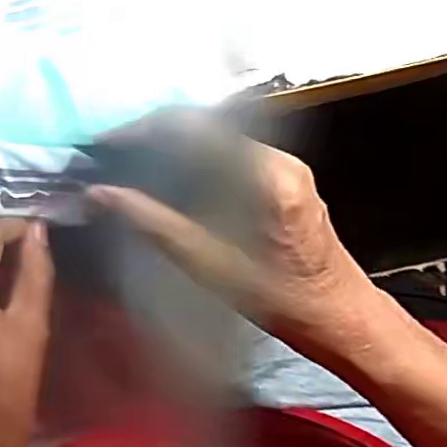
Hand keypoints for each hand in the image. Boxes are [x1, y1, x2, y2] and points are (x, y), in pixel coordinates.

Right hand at [87, 134, 394, 362]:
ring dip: (167, 144)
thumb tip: (99, 193)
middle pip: (202, 125)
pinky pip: (224, 150)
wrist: (348, 321)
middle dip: (149, 133)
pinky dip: (188, 157)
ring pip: (211, 136)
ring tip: (127, 162)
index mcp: (265, 175)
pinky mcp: (281, 173)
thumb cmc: (284, 303)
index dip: (142, 130)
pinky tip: (164, 175)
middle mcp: (277, 157)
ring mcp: (283, 163)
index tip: (103, 145)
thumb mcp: (211, 267)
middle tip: (108, 154)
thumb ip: (153, 224)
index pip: (193, 129)